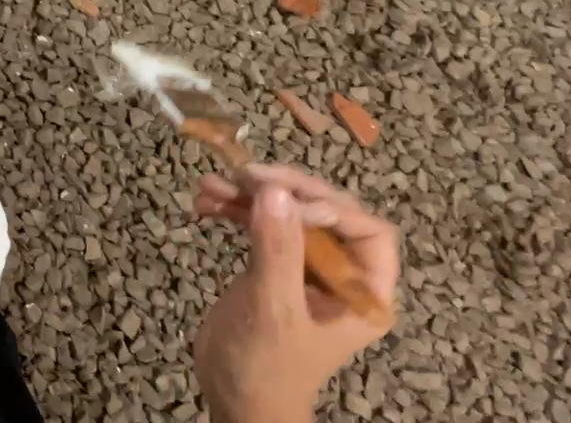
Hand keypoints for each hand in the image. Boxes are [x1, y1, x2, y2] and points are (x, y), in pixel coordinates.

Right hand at [191, 164, 399, 422]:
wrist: (233, 396)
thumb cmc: (267, 362)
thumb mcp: (273, 306)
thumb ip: (277, 248)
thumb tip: (274, 190)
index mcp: (364, 292)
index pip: (366, 231)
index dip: (329, 207)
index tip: (282, 198)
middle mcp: (340, 275)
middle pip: (322, 212)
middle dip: (281, 190)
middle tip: (240, 175)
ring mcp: (303, 268)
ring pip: (285, 213)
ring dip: (247, 195)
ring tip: (207, 185)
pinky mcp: (269, 265)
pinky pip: (258, 225)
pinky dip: (231, 210)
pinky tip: (203, 205)